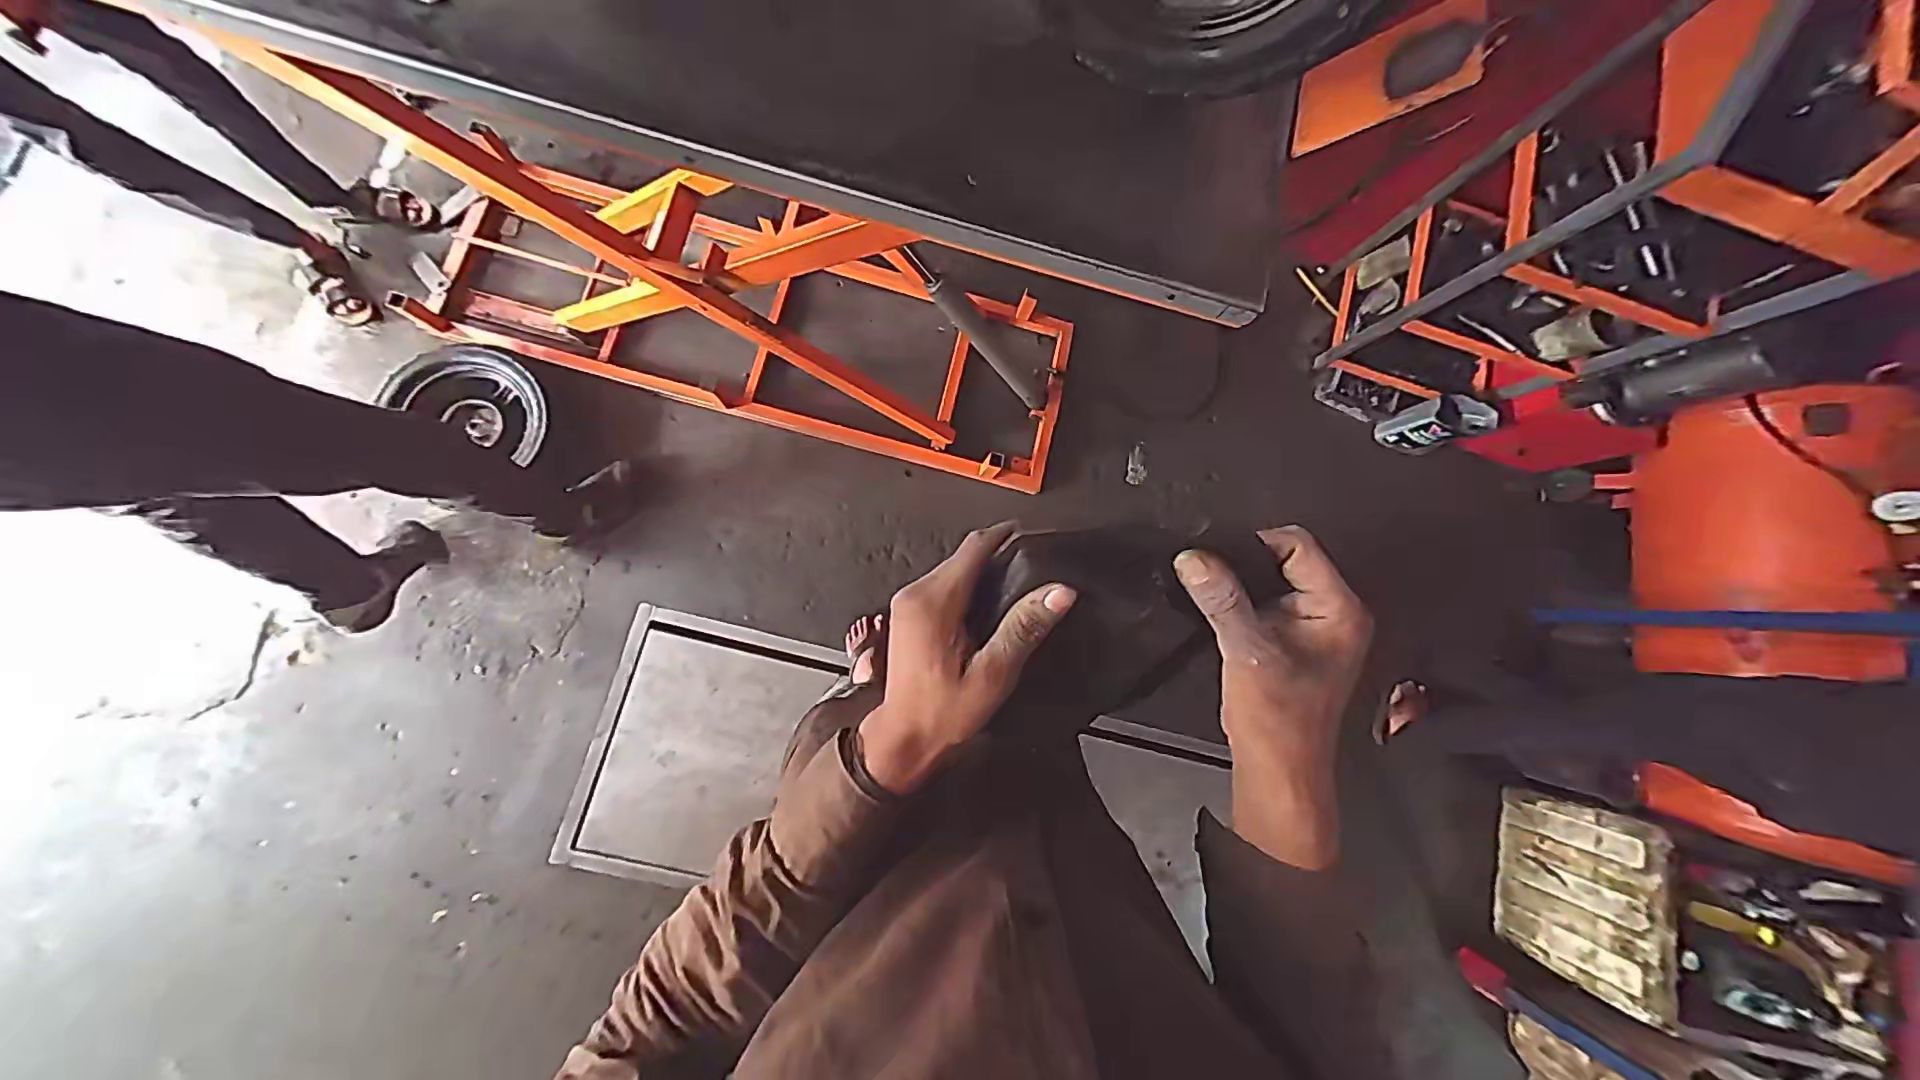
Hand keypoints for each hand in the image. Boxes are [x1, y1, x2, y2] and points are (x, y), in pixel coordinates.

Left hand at [858, 523, 1076, 794]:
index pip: (974, 548)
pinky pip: (942, 585)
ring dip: (982, 570)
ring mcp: (907, 603)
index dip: (1005, 536)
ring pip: (952, 569)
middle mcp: (915, 594)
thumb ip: (1024, 628)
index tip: (1030, 535)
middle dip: (996, 553)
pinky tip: (987, 604)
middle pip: (962, 555)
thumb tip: (1058, 593)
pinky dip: (967, 585)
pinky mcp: (907, 614)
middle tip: (1032, 562)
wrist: (903, 739)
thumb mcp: (993, 674)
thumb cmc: (943, 713)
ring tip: (1016, 583)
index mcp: (934, 602)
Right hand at [1174, 526, 1371, 868]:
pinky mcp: (1292, 639)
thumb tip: (1195, 559)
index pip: (1297, 546)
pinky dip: (1241, 605)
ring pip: (1270, 581)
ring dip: (1240, 587)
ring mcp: (1314, 627)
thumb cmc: (1279, 720)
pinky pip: (1264, 603)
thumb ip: (1221, 599)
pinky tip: (1227, 620)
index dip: (1254, 546)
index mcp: (1339, 610)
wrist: (1278, 767)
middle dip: (1244, 566)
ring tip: (1221, 604)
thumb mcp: (1247, 650)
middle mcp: (1334, 614)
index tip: (1220, 558)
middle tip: (1217, 582)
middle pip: (1284, 559)